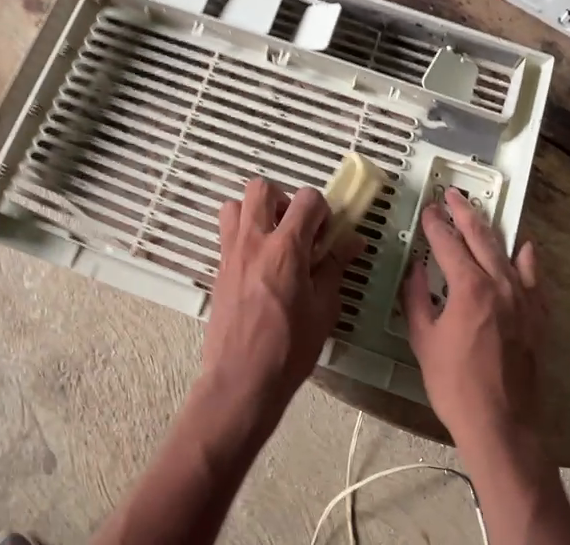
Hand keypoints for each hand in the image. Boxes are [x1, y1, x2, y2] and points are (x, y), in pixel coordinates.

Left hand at [201, 178, 364, 417]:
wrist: (242, 380)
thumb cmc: (288, 349)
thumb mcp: (324, 309)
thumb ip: (334, 267)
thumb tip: (351, 242)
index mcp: (285, 248)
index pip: (306, 198)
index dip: (321, 210)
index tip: (325, 234)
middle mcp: (254, 241)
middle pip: (261, 188)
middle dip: (283, 199)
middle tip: (295, 228)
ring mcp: (231, 253)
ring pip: (235, 205)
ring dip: (255, 212)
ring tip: (272, 239)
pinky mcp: (218, 269)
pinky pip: (226, 233)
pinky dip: (242, 234)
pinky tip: (258, 264)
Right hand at [402, 189, 546, 451]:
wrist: (501, 423)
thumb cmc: (455, 385)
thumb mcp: (424, 340)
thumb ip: (416, 297)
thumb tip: (415, 268)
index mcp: (469, 287)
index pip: (448, 244)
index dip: (435, 225)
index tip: (427, 210)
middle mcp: (500, 284)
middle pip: (480, 237)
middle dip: (463, 212)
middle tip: (451, 194)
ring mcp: (524, 298)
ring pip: (507, 251)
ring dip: (490, 229)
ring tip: (477, 213)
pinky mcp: (538, 316)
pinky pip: (534, 277)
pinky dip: (527, 258)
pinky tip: (524, 247)